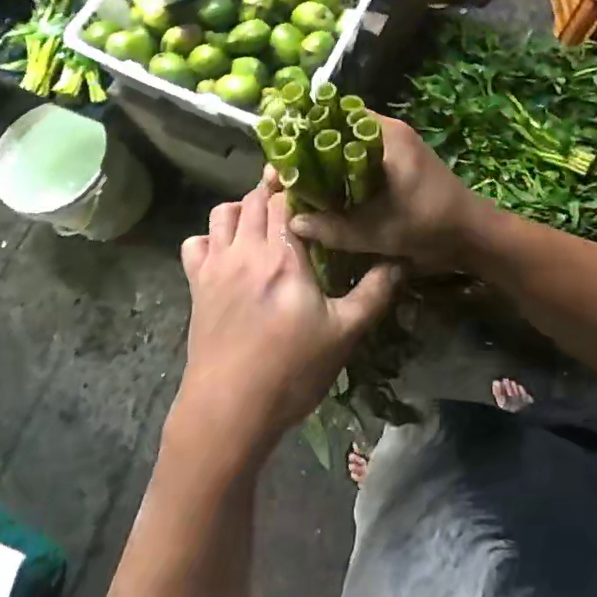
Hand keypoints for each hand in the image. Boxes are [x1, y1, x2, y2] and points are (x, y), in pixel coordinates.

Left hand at [172, 181, 397, 464]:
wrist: (229, 409)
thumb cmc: (291, 372)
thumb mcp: (344, 334)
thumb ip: (373, 293)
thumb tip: (401, 261)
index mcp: (284, 257)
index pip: (286, 198)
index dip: (301, 187)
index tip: (319, 190)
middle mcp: (246, 250)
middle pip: (254, 198)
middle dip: (275, 192)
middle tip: (297, 202)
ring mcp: (216, 266)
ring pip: (222, 212)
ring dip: (243, 208)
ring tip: (264, 223)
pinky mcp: (196, 284)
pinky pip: (195, 242)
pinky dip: (211, 237)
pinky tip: (228, 252)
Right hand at [286, 114, 488, 270]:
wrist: (473, 237)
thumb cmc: (430, 225)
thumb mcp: (379, 231)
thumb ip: (335, 228)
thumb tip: (293, 222)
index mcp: (385, 135)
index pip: (334, 116)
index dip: (303, 131)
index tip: (280, 153)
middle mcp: (388, 133)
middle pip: (336, 132)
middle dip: (309, 152)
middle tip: (282, 174)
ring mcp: (394, 148)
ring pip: (347, 148)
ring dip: (325, 165)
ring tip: (297, 185)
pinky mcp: (398, 165)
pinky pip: (360, 162)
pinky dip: (342, 175)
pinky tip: (325, 195)